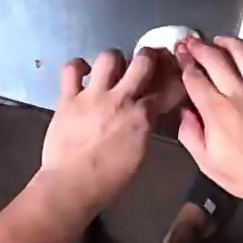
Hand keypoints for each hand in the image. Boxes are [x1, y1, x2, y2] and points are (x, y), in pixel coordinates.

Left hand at [37, 49, 178, 216]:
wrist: (72, 186)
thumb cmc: (109, 181)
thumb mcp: (140, 155)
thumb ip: (144, 128)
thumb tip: (146, 114)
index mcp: (142, 117)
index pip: (168, 88)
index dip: (174, 77)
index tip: (174, 72)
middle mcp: (121, 99)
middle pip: (143, 61)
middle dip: (149, 56)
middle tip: (146, 60)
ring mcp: (92, 96)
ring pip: (109, 57)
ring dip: (115, 59)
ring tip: (114, 68)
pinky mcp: (68, 98)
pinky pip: (71, 69)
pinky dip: (79, 66)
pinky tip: (84, 71)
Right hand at [175, 37, 242, 208]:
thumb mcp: (207, 163)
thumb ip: (191, 135)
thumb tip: (185, 112)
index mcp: (215, 109)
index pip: (194, 77)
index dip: (183, 62)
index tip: (178, 53)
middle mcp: (237, 91)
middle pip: (215, 58)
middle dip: (199, 47)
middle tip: (191, 41)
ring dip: (228, 43)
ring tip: (219, 40)